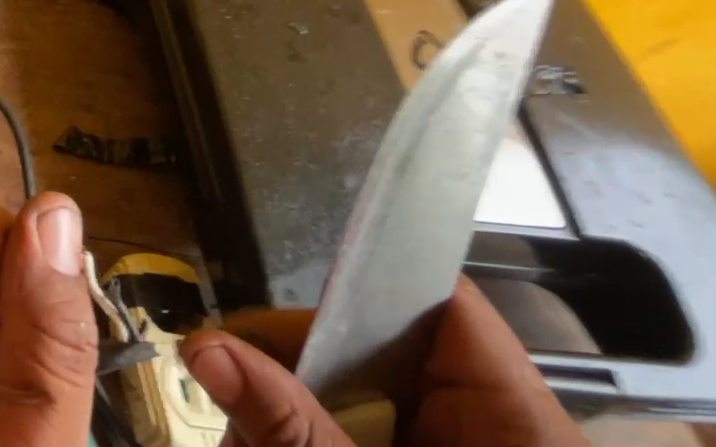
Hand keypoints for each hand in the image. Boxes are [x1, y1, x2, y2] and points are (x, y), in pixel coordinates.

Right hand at [178, 277, 587, 446]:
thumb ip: (292, 427)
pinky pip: (344, 431)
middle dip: (292, 367)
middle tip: (231, 396)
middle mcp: (483, 423)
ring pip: (349, 394)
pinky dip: (302, 436)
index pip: (438, 301)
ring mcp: (444, 443)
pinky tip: (262, 446)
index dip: (359, 284)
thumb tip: (201, 343)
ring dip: (287, 413)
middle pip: (373, 346)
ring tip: (247, 440)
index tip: (272, 321)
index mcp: (514, 420)